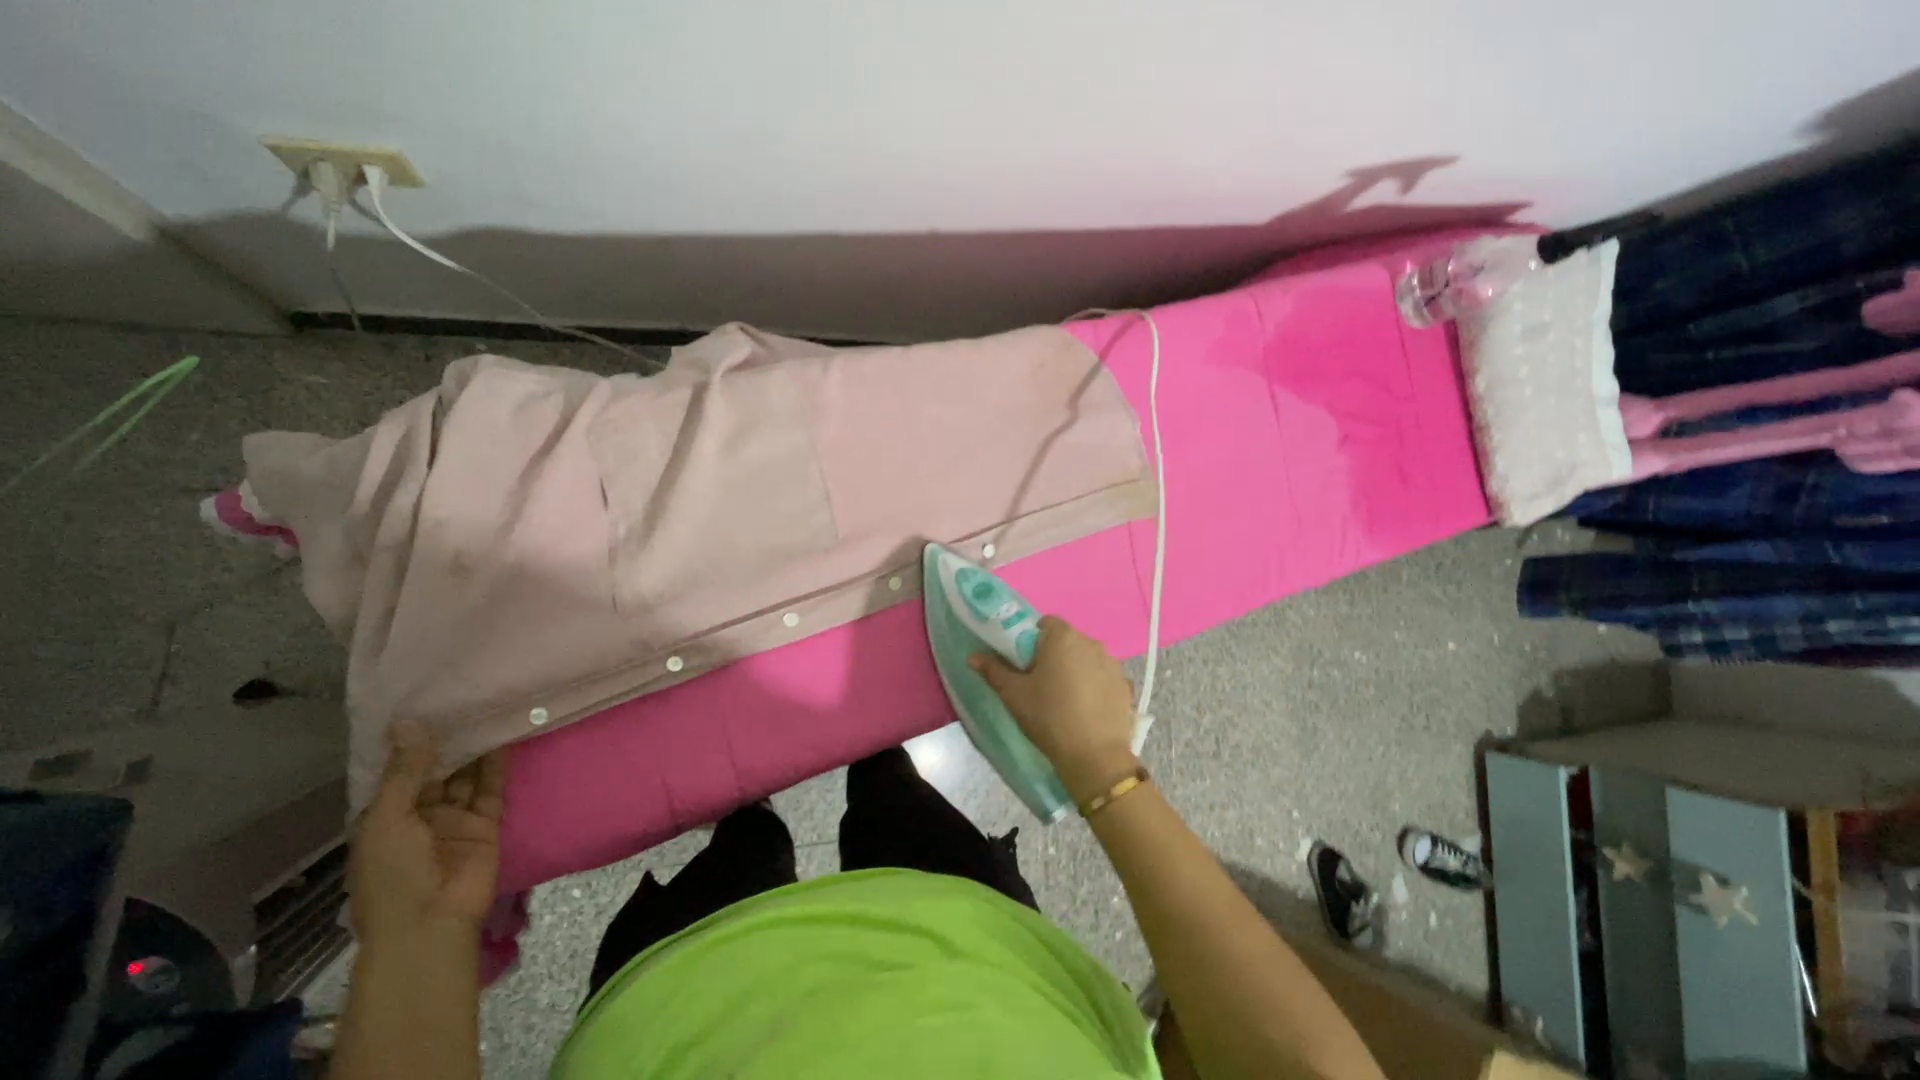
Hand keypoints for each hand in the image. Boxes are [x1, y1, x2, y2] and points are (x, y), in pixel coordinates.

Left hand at [348, 721, 508, 947]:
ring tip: (484, 711)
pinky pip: (490, 790)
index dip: (409, 743)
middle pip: (434, 771)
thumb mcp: (387, 818)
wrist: (430, 923)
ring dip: (472, 750)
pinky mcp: (485, 826)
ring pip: (464, 777)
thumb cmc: (393, 873)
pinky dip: (496, 767)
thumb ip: (405, 771)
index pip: (397, 772)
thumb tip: (408, 722)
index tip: (423, 705)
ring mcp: (453, 821)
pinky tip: (502, 739)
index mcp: (384, 816)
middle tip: (460, 700)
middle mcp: (419, 815)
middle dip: (445, 742)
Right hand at [968, 615, 1140, 801]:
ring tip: (1064, 701)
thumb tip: (973, 656)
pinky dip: (1094, 687)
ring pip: (1086, 659)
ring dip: (1075, 670)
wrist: (1094, 756)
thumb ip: (993, 670)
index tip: (1023, 666)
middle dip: (1052, 656)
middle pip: (1066, 641)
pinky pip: (1103, 678)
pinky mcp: (1126, 686)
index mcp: (1062, 638)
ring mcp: (1113, 664)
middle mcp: (1091, 643)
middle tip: (1039, 685)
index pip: (1043, 624)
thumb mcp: (1013, 694)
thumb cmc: (1048, 717)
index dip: (1030, 641)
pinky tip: (1086, 711)